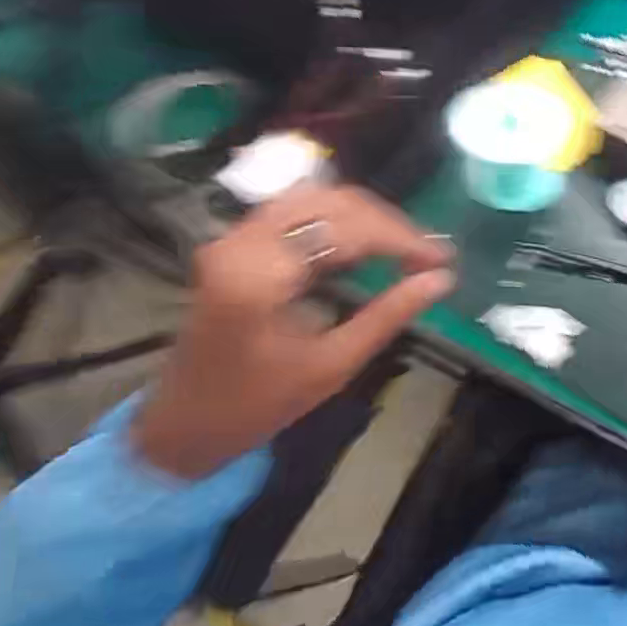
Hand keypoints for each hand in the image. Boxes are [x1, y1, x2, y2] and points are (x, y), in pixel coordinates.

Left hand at [134, 186, 454, 478]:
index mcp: (259, 273)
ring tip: (405, 250)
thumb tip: (441, 281)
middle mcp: (241, 239)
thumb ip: (387, 316)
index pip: (345, 228)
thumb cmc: (256, 406)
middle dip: (387, 223)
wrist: (183, 424)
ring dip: (365, 219)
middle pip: (330, 202)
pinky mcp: (235, 243)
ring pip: (315, 201)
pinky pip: (297, 215)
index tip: (442, 258)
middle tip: (429, 253)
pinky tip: (367, 247)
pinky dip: (338, 225)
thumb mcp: (331, 366)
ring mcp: (233, 237)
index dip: (400, 238)